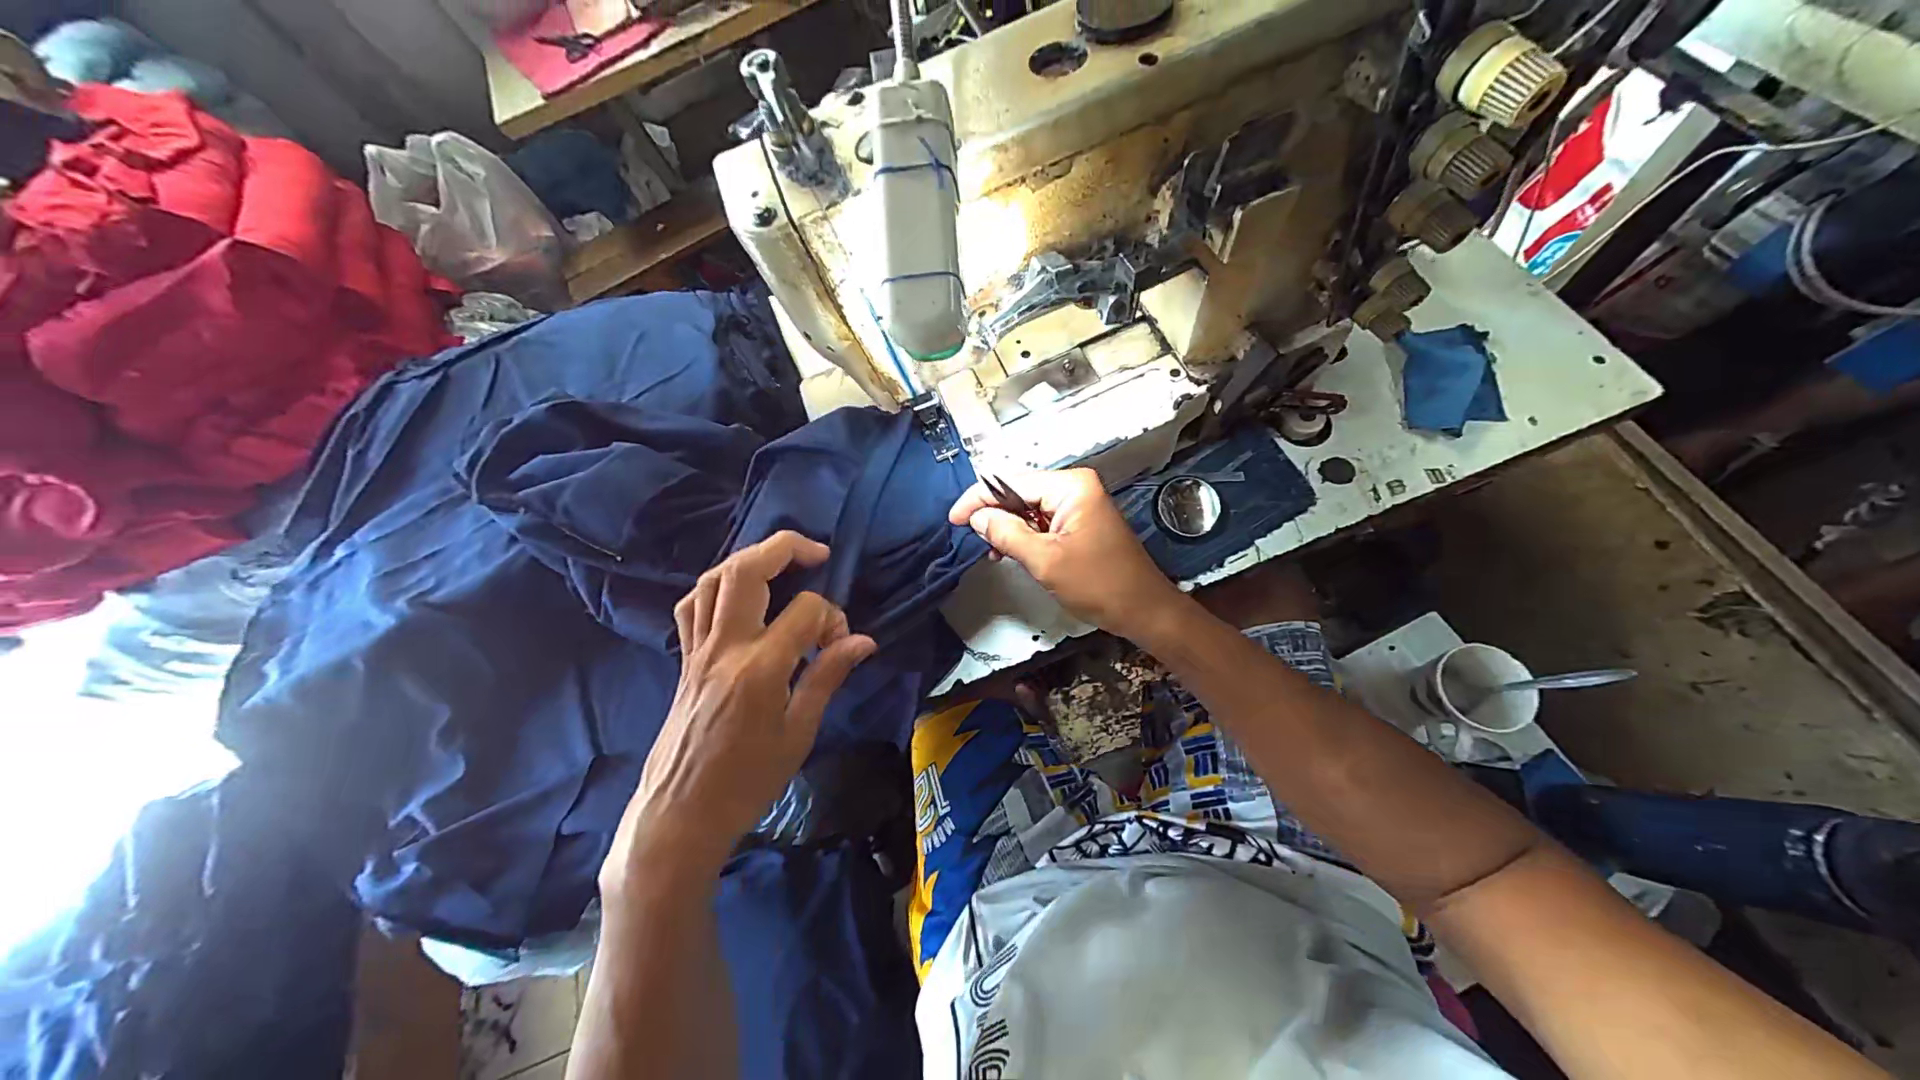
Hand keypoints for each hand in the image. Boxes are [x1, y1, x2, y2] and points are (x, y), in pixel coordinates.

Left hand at [601, 532, 875, 889]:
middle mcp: (725, 647)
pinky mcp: (683, 660)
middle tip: (817, 553)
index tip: (840, 644)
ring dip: (748, 559)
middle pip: (747, 570)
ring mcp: (697, 650)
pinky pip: (691, 606)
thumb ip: (827, 676)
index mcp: (761, 667)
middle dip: (785, 548)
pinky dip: (715, 587)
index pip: (806, 610)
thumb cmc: (748, 781)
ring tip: (779, 564)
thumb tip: (863, 640)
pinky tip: (735, 597)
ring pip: (713, 579)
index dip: (833, 617)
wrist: (681, 815)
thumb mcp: (799, 732)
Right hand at [949, 468, 1188, 641]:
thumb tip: (978, 517)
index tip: (955, 518)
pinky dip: (1024, 536)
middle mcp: (1075, 488)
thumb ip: (1007, 534)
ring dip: (1007, 527)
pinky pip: (1042, 522)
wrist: (1142, 610)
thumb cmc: (1101, 584)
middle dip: (993, 513)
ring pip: (1028, 509)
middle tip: (969, 534)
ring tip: (991, 549)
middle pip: (1020, 492)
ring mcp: (1079, 505)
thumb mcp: (1045, 560)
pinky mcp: (1079, 524)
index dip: (979, 499)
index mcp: (1071, 486)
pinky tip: (1010, 551)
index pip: (1012, 482)